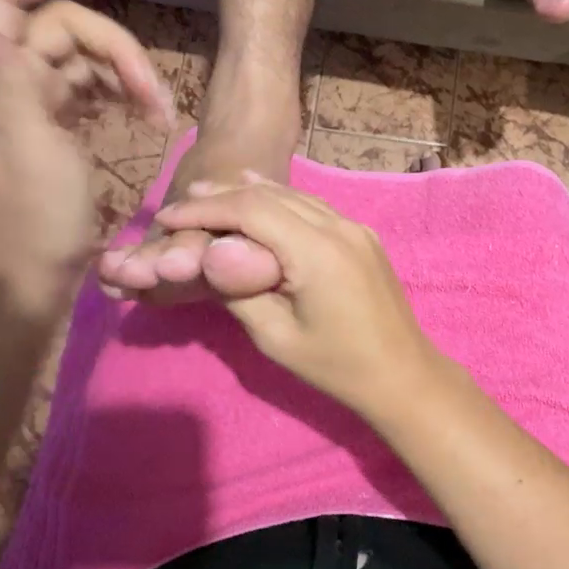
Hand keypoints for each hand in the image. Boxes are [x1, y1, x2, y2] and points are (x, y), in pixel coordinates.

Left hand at [0, 0, 173, 314]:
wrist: (32, 283)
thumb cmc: (35, 223)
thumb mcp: (28, 151)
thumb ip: (5, 83)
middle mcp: (6, 83)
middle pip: (63, 30)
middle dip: (118, 51)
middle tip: (159, 100)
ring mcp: (32, 105)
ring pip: (83, 58)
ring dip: (127, 75)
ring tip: (159, 116)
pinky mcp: (55, 127)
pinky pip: (90, 88)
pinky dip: (121, 93)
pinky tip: (144, 117)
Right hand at [152, 178, 448, 414]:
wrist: (402, 374)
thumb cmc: (335, 366)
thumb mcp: (275, 336)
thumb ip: (239, 288)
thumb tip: (206, 251)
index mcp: (317, 251)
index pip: (251, 210)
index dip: (206, 210)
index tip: (167, 218)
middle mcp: (340, 228)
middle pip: (272, 197)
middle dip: (224, 197)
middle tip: (181, 201)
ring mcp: (356, 229)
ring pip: (296, 197)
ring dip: (252, 194)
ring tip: (210, 194)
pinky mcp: (362, 237)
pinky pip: (315, 208)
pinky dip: (282, 201)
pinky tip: (262, 197)